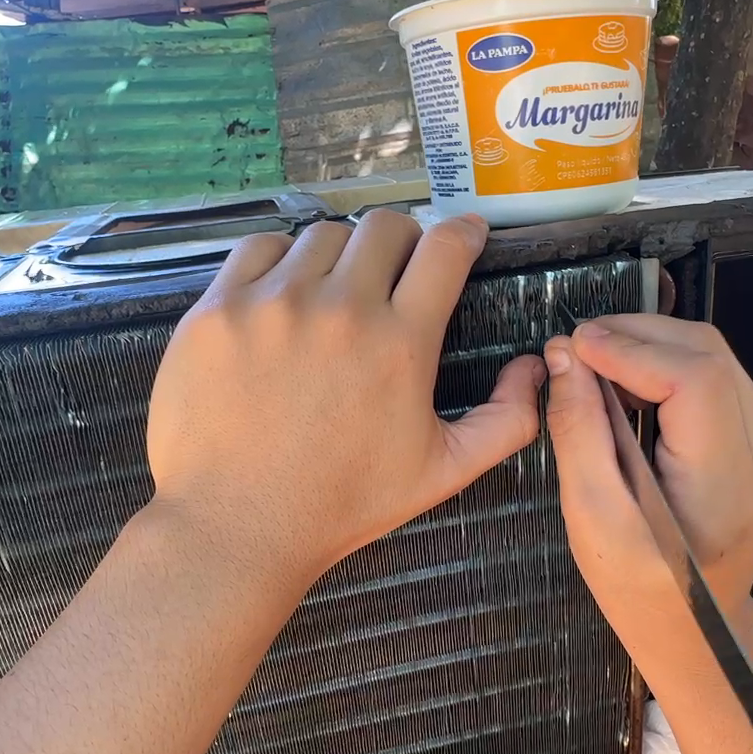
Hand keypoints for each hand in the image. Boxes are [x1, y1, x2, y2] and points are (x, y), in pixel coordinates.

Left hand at [146, 212, 546, 584]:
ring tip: (333, 292)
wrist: (236, 526)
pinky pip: (259, 249)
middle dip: (402, 242)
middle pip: (385, 227)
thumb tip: (534, 367)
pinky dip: (280, 261)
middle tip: (394, 273)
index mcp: (400, 343)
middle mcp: (340, 308)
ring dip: (341, 255)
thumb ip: (507, 421)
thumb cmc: (343, 502)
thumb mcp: (443, 473)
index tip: (464, 235)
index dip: (463, 233)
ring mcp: (273, 303)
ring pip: (323, 235)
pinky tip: (282, 295)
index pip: (444, 248)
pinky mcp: (218, 309)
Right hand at [543, 315, 752, 648]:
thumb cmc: (635, 585)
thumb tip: (564, 353)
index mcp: (731, 482)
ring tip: (596, 357)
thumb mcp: (591, 514)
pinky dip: (669, 367)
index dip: (632, 349)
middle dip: (638, 334)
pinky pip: (717, 382)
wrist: (694, 630)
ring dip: (652, 345)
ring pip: (715, 360)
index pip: (695, 379)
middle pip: (709, 356)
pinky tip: (630, 380)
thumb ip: (578, 429)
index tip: (574, 343)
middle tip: (577, 343)